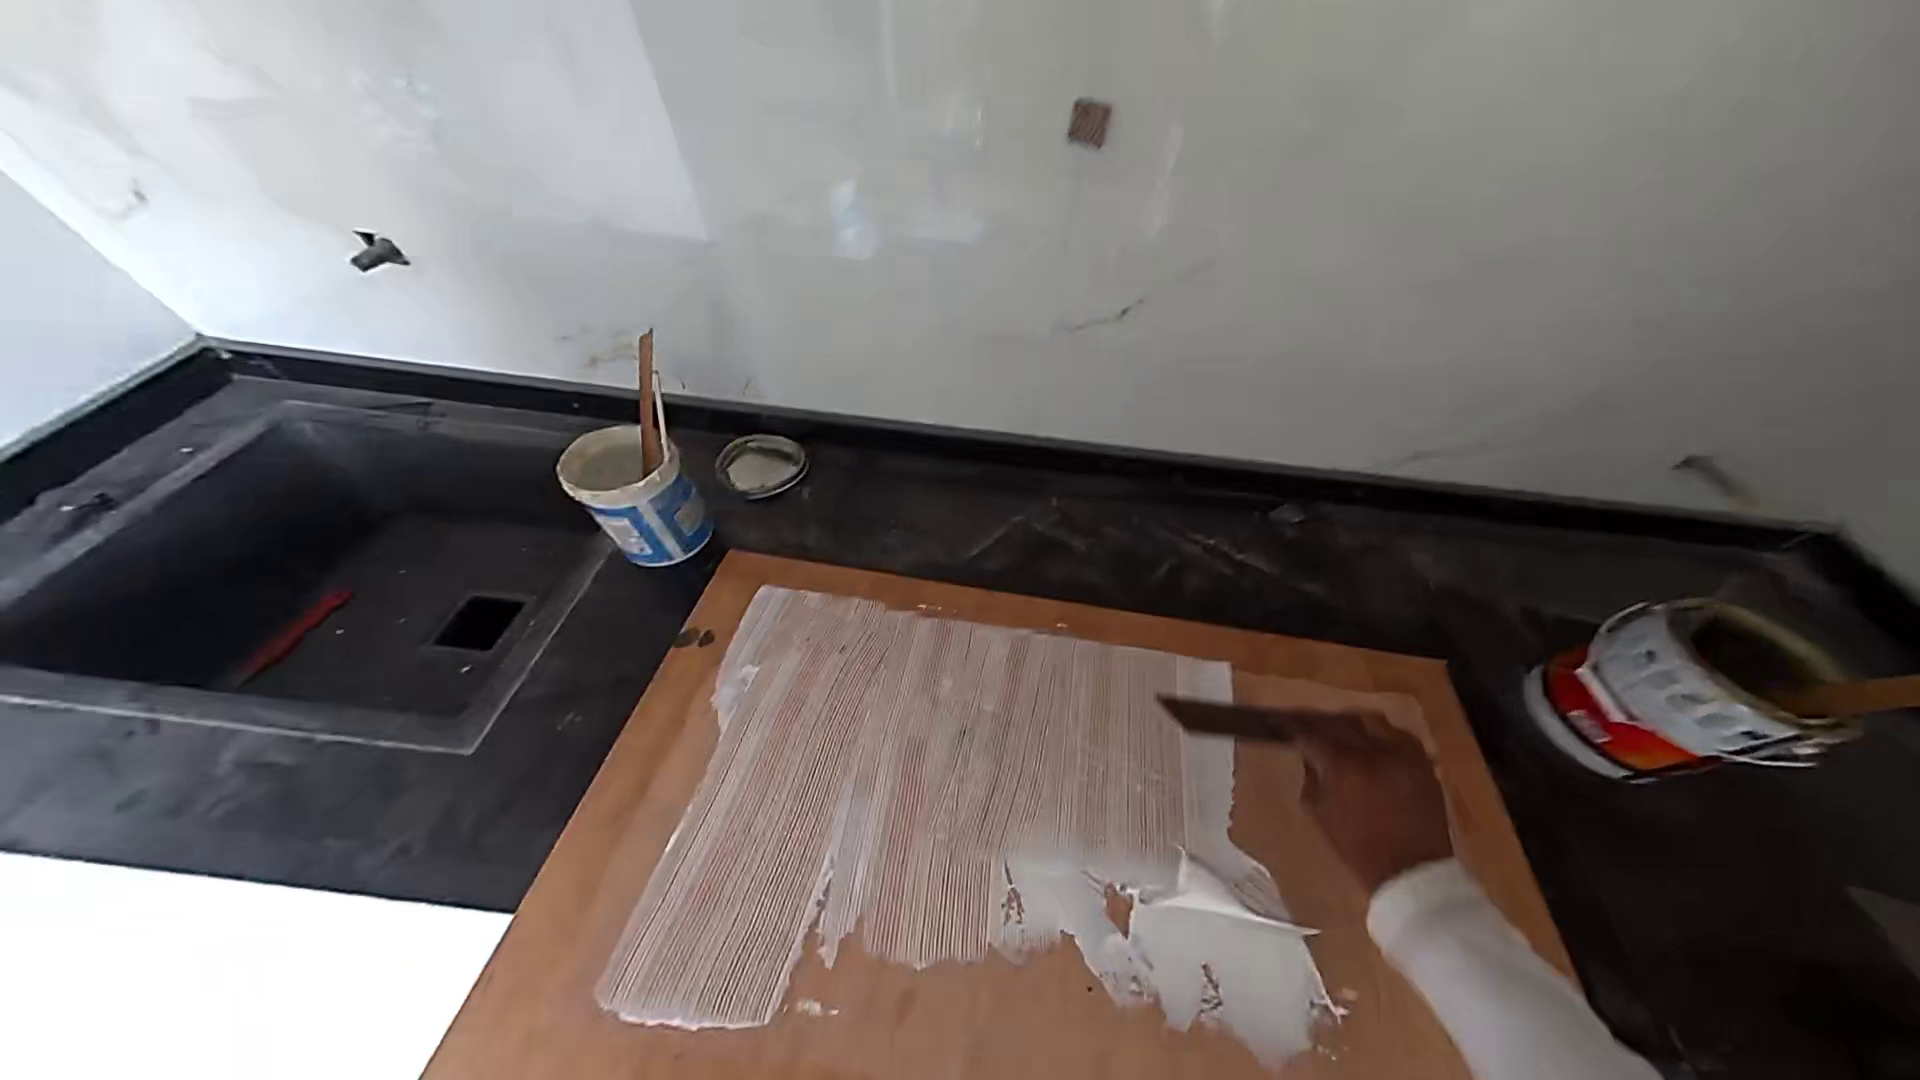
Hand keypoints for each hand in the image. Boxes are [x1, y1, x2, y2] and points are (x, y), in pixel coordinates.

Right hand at [1289, 710, 1453, 893]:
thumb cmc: (1357, 846)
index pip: (1312, 736)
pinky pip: (1400, 737)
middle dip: (1323, 722)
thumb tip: (1311, 756)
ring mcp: (1402, 757)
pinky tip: (1373, 745)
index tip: (1286, 728)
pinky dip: (1383, 736)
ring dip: (1353, 723)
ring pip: (1373, 722)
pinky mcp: (1423, 765)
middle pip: (1342, 721)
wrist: (1412, 871)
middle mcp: (1374, 753)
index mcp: (1343, 766)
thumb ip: (1311, 776)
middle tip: (1312, 725)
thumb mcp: (1318, 812)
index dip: (1296, 731)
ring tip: (1343, 731)